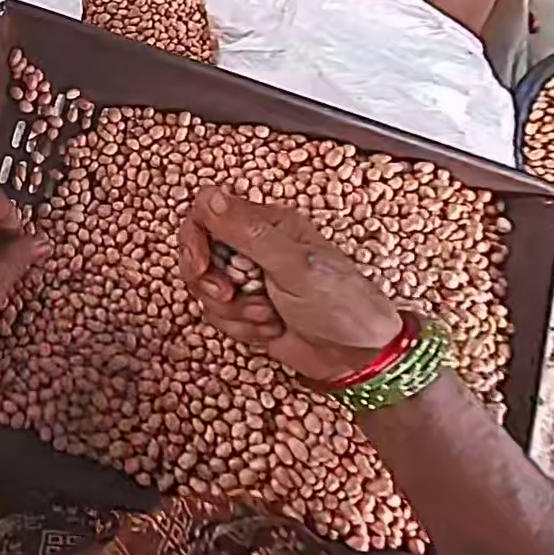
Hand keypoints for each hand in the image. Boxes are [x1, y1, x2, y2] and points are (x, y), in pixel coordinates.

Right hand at [177, 187, 402, 382]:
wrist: (358, 357)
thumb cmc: (341, 304)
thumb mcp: (294, 266)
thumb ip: (248, 232)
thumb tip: (210, 197)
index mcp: (267, 224)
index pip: (207, 214)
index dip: (195, 239)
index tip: (201, 265)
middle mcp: (253, 248)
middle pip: (200, 254)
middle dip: (211, 282)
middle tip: (231, 294)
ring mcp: (249, 280)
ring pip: (207, 290)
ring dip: (233, 310)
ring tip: (268, 314)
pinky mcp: (247, 310)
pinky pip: (219, 316)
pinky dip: (241, 327)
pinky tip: (270, 329)